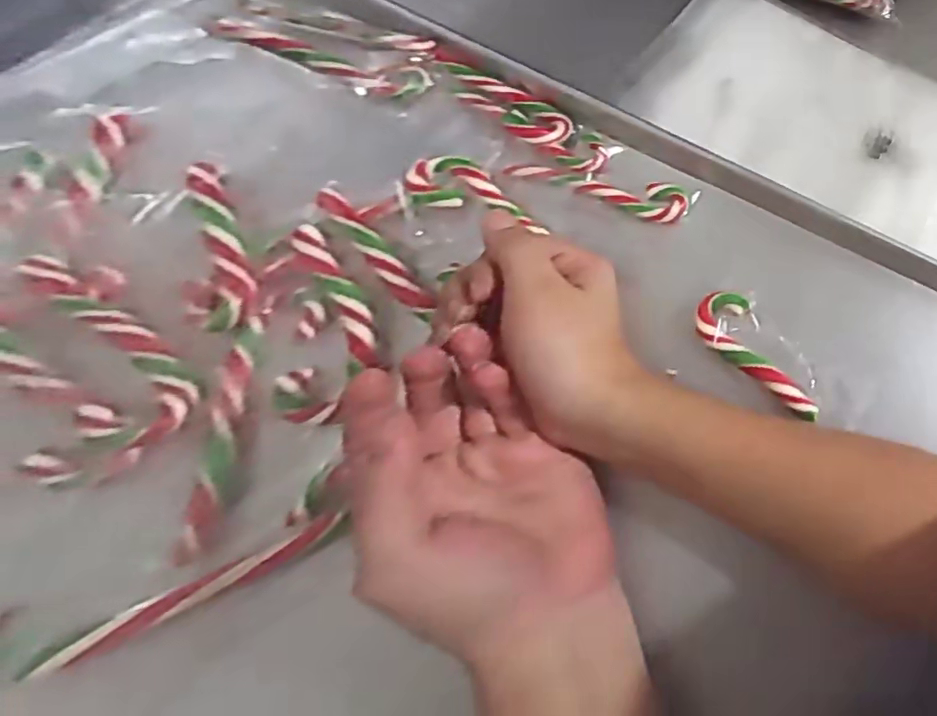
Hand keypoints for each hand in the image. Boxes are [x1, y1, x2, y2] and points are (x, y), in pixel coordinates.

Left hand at [342, 338, 648, 714]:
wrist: (552, 606)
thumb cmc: (464, 589)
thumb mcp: (396, 553)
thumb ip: (382, 484)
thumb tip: (376, 416)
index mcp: (405, 497)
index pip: (382, 442)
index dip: (374, 408)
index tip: (373, 374)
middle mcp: (449, 470)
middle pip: (432, 412)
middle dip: (427, 380)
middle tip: (429, 347)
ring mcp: (499, 457)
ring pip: (477, 404)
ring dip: (468, 372)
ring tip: (465, 340)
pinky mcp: (543, 449)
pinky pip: (520, 412)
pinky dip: (508, 388)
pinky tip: (498, 368)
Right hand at [435, 214, 653, 453]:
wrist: (589, 411)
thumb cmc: (564, 346)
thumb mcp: (539, 287)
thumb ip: (513, 247)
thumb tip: (494, 215)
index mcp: (572, 264)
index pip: (508, 249)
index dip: (483, 272)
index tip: (477, 299)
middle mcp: (560, 287)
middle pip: (491, 281)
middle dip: (467, 305)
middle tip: (463, 334)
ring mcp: (544, 322)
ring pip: (483, 313)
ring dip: (467, 333)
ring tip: (472, 357)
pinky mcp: (529, 353)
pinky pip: (490, 342)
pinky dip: (477, 353)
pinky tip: (476, 370)